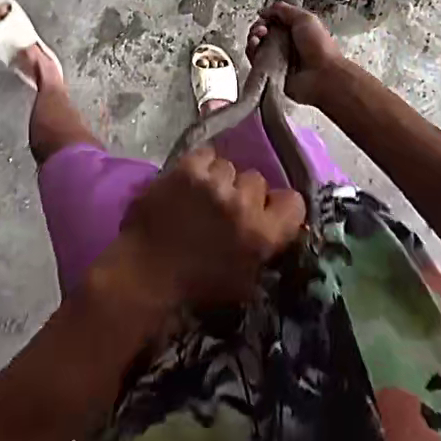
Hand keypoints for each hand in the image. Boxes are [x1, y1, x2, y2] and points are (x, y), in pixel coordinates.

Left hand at [94, 147, 304, 312]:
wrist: (148, 272)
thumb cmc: (196, 287)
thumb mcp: (245, 280)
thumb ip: (264, 248)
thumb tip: (272, 225)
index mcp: (263, 235)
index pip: (293, 202)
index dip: (279, 205)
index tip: (265, 210)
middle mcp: (243, 204)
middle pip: (256, 180)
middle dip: (244, 192)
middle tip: (226, 206)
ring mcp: (214, 184)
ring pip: (229, 166)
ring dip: (219, 179)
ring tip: (203, 193)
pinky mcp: (186, 170)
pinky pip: (206, 154)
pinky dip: (200, 165)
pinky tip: (190, 180)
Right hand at [248, 1, 343, 105]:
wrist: (322, 76)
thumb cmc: (320, 48)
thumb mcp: (305, 18)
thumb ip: (284, 10)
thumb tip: (266, 10)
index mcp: (295, 31)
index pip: (273, 22)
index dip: (266, 18)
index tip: (265, 18)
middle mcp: (286, 45)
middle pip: (262, 33)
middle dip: (258, 27)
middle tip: (262, 29)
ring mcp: (278, 59)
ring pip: (256, 46)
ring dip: (253, 38)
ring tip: (258, 37)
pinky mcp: (271, 72)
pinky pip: (255, 60)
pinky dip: (252, 52)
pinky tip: (255, 46)